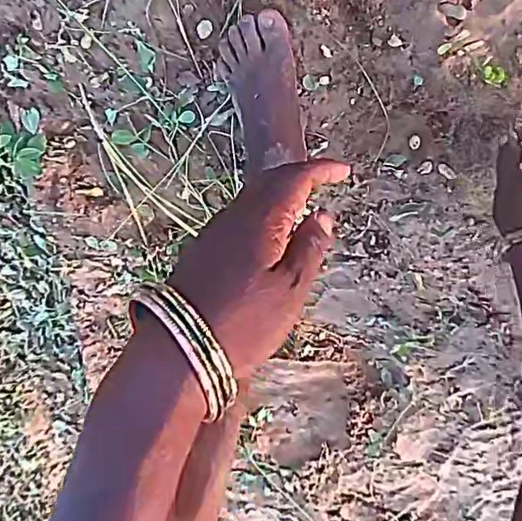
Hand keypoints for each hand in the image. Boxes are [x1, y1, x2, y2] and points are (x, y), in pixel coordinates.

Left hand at [166, 159, 349, 378]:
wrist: (178, 350)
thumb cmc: (244, 322)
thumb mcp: (290, 290)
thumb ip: (310, 248)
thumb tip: (323, 217)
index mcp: (263, 219)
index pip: (296, 178)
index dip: (322, 170)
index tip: (344, 171)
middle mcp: (237, 215)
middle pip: (273, 179)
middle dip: (302, 174)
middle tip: (327, 179)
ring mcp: (217, 230)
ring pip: (256, 195)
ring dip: (283, 191)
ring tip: (306, 203)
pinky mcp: (206, 247)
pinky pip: (244, 213)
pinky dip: (267, 209)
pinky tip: (274, 229)